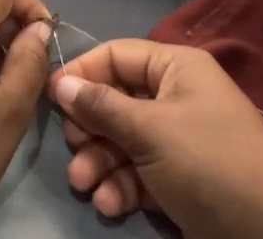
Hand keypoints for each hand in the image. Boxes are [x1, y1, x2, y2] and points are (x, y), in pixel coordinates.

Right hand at [50, 39, 262, 238]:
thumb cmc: (211, 167)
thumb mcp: (151, 132)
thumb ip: (101, 106)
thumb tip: (60, 81)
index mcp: (177, 68)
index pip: (116, 55)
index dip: (82, 73)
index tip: (50, 99)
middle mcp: (178, 96)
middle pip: (116, 100)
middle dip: (90, 129)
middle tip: (74, 151)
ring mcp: (181, 140)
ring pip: (124, 140)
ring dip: (101, 162)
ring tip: (86, 187)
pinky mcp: (183, 179)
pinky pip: (141, 171)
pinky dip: (122, 186)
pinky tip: (110, 206)